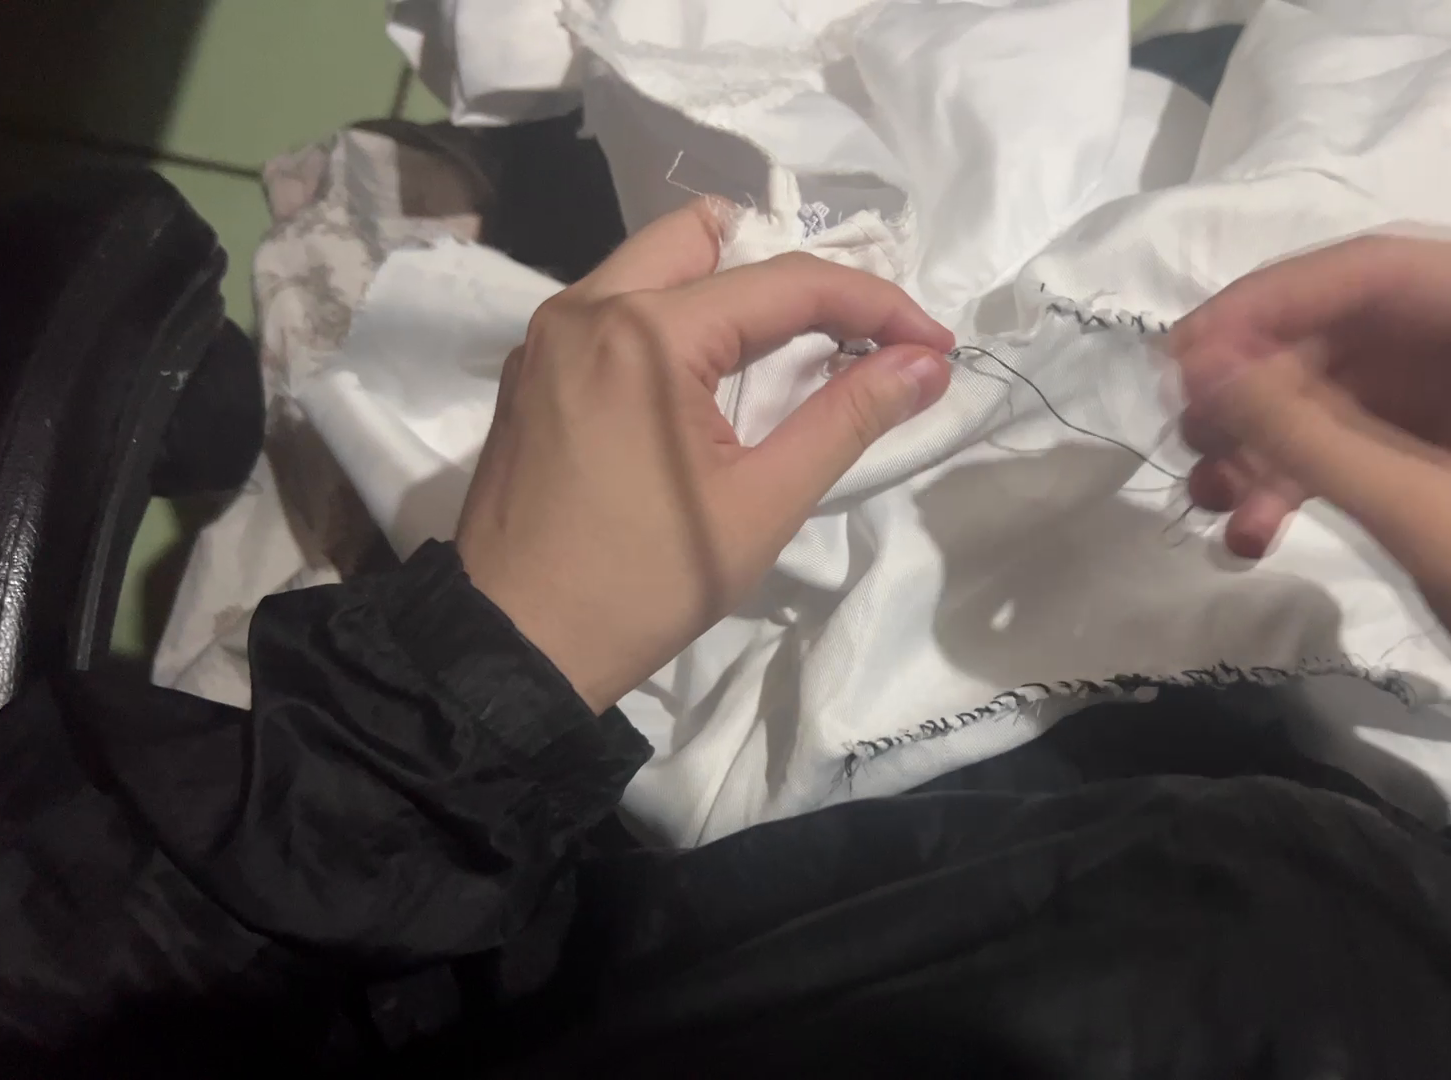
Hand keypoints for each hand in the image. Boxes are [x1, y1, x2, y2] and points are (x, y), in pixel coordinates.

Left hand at [457, 200, 954, 711]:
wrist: (517, 648)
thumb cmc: (647, 583)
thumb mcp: (764, 504)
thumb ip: (848, 419)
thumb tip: (926, 363)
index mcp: (646, 334)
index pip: (787, 284)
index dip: (876, 305)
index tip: (933, 343)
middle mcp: (586, 306)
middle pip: (712, 240)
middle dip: (796, 278)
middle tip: (850, 334)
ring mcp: (548, 334)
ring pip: (660, 266)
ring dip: (736, 294)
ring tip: (792, 355)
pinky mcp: (535, 367)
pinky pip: (621, 308)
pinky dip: (683, 321)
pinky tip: (711, 381)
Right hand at [1170, 233, 1450, 808]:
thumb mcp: (1429, 516)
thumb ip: (1306, 436)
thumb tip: (1198, 369)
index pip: (1379, 271)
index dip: (1263, 308)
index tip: (1176, 359)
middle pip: (1346, 333)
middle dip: (1258, 393)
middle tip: (1187, 442)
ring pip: (1334, 390)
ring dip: (1266, 444)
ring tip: (1214, 503)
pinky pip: (1349, 438)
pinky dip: (1294, 477)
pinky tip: (1253, 529)